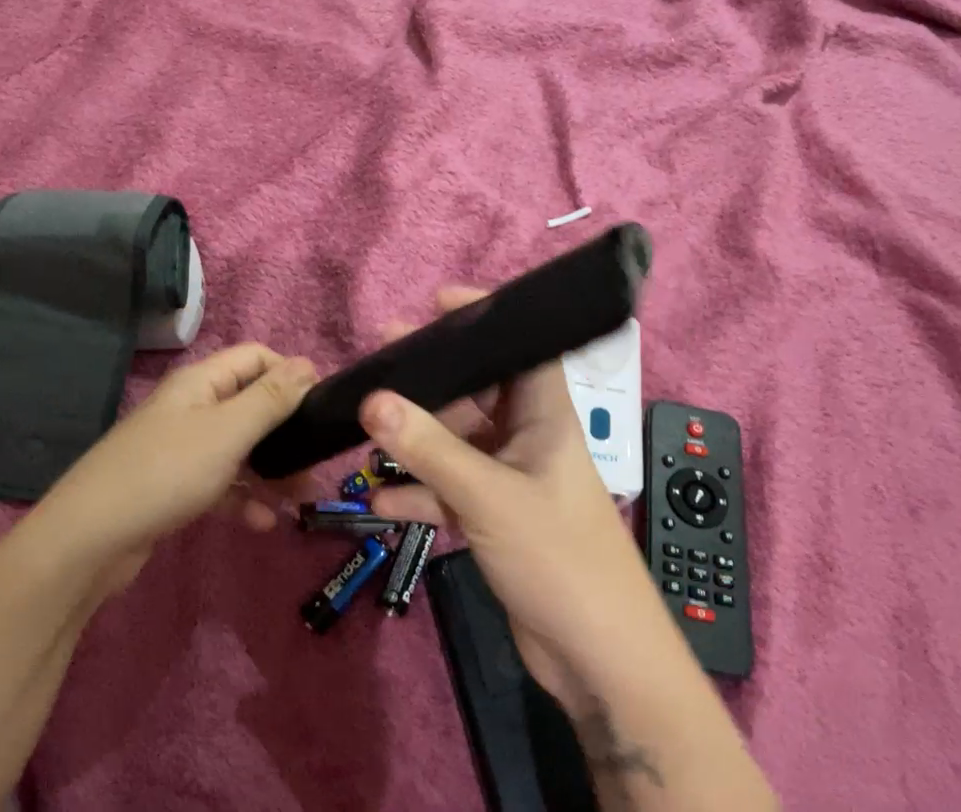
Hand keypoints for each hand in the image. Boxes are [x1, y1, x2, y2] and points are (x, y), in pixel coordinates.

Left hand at [34, 343, 319, 590]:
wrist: (91, 538)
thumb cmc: (166, 473)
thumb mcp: (226, 432)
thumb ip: (269, 399)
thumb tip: (307, 365)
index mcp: (200, 383)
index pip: (254, 357)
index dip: (290, 374)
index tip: (322, 406)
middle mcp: (191, 408)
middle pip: (249, 405)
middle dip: (286, 430)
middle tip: (318, 460)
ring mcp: (181, 448)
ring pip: (239, 449)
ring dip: (271, 469)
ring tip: (301, 498)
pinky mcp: (175, 486)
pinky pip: (220, 483)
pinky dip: (243, 498)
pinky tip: (263, 523)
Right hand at [365, 288, 657, 712]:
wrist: (597, 657)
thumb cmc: (558, 558)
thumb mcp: (488, 497)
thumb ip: (428, 449)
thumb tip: (373, 400)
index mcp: (546, 419)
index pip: (523, 350)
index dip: (488, 320)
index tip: (439, 302)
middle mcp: (528, 441)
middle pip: (476, 395)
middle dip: (431, 379)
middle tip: (380, 356)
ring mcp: (510, 484)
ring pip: (455, 446)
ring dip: (414, 441)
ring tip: (364, 424)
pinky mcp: (495, 523)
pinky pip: (448, 493)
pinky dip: (417, 495)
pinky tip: (378, 503)